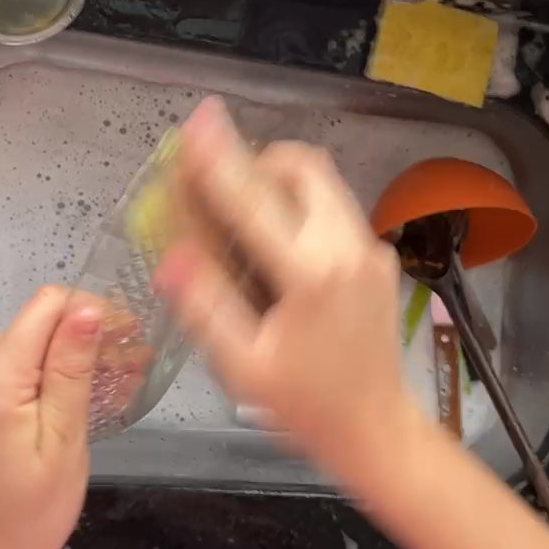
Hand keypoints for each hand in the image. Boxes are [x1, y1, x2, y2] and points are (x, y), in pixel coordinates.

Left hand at [0, 286, 100, 548]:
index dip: (88, 309)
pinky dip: (53, 366)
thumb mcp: (66, 437)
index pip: (44, 306)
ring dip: (73, 348)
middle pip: (38, 320)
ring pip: (31, 337)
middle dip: (86, 331)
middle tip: (131, 356)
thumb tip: (89, 308)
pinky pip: (18, 360)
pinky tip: (83, 385)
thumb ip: (72, 368)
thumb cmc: (38, 507)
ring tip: (117, 371)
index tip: (124, 333)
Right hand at [154, 96, 417, 478]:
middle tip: (227, 180)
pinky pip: (336, 207)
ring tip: (247, 206)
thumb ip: (207, 307)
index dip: (221, 157)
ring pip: (325, 181)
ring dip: (283, 179)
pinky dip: (302, 203)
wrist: (378, 429)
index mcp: (311, 274)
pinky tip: (281, 239)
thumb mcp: (244, 367)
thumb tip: (171, 255)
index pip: (255, 200)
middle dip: (262, 160)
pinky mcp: (377, 254)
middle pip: (306, 167)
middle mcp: (347, 247)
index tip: (201, 119)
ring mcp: (369, 247)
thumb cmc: (305, 406)